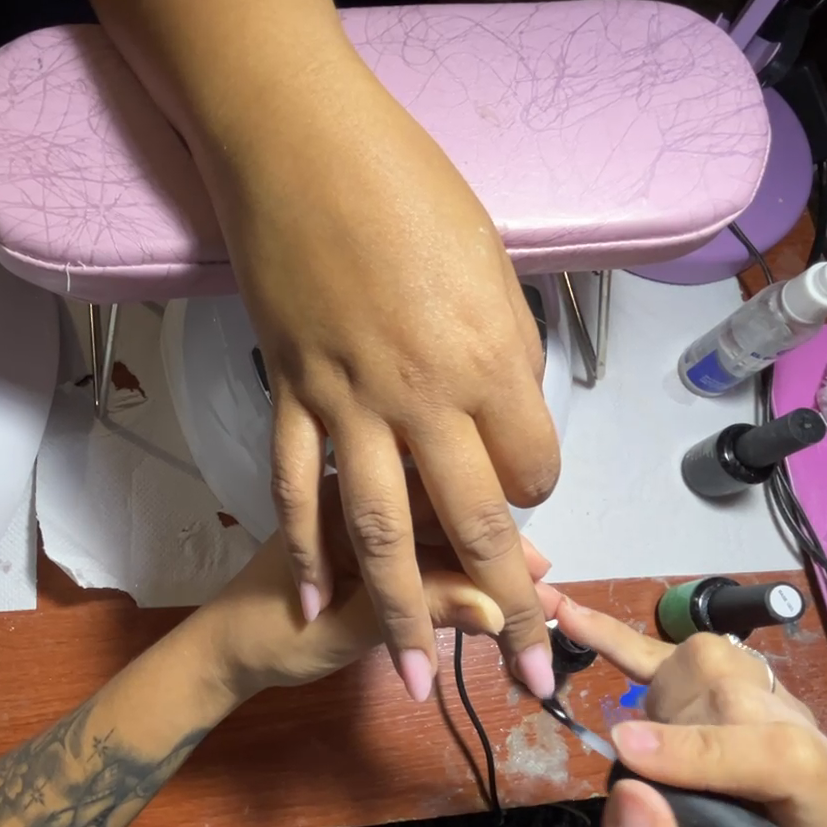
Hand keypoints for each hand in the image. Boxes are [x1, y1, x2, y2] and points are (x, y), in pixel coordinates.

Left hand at [202, 489, 554, 700]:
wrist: (226, 649)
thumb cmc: (272, 634)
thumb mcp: (344, 627)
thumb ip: (415, 612)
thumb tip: (496, 612)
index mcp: (348, 502)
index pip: (431, 510)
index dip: (487, 544)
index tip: (538, 577)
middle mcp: (364, 498)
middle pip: (444, 518)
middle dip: (498, 553)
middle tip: (548, 583)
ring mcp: (370, 520)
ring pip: (440, 535)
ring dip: (483, 563)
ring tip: (537, 584)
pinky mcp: (373, 547)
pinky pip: (425, 552)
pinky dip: (459, 573)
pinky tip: (492, 588)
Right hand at [213, 64, 560, 706]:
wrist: (301, 147)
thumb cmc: (410, 186)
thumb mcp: (489, 263)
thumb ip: (504, 354)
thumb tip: (504, 416)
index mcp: (491, 356)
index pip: (532, 466)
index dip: (535, 490)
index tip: (523, 493)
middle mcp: (426, 396)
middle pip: (475, 522)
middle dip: (509, 604)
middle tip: (531, 671)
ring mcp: (350, 404)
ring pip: (384, 531)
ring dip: (403, 615)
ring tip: (419, 680)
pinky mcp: (291, 397)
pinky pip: (296, 488)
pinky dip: (306, 549)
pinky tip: (315, 600)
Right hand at [543, 591, 826, 826]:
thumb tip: (633, 793)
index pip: (792, 764)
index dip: (705, 751)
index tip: (626, 750)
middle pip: (743, 706)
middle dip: (672, 728)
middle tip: (637, 766)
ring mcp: (790, 708)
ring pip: (715, 665)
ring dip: (660, 696)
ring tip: (648, 744)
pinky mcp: (741, 676)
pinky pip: (682, 646)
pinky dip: (622, 635)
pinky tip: (574, 618)